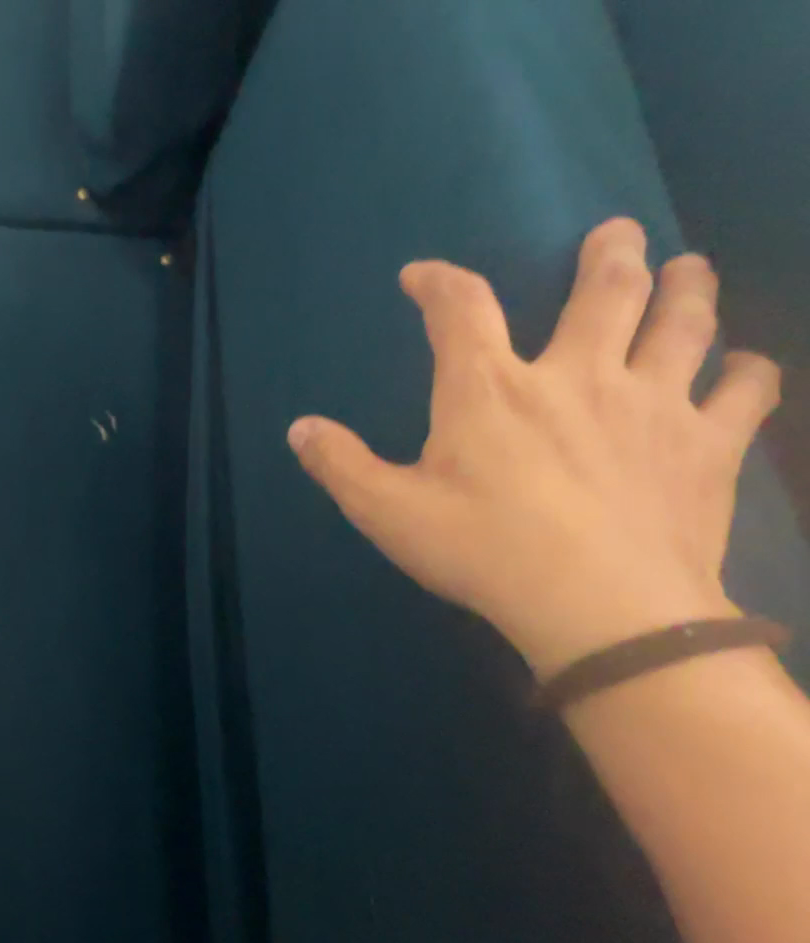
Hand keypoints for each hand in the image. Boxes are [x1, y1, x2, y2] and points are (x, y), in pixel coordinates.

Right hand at [288, 218, 782, 677]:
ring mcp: (654, 405)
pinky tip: (744, 364)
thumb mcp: (385, 511)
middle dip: (607, 256)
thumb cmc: (481, 550)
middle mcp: (577, 377)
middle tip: (613, 232)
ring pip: (684, 325)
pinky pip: (743, 392)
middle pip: (604, 295)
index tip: (422, 275)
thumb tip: (299, 427)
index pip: (462, 311)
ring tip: (687, 267)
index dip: (439, 283)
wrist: (599, 607)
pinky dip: (747, 371)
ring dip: (686, 288)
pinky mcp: (707, 445)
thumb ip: (339, 464)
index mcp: (490, 391)